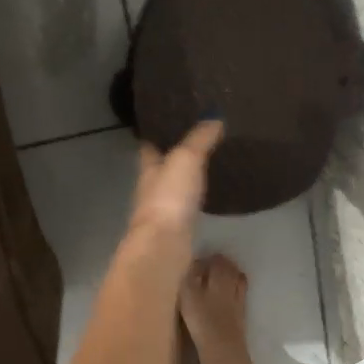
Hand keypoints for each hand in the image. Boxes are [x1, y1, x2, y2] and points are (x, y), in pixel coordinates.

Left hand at [127, 120, 223, 246]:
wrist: (165, 245)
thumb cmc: (169, 197)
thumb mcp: (185, 158)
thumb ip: (199, 139)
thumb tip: (214, 118)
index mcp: (149, 167)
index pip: (150, 144)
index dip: (158, 130)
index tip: (172, 118)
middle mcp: (152, 188)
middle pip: (162, 167)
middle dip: (175, 154)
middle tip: (199, 139)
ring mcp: (164, 210)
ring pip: (175, 188)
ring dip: (186, 178)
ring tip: (209, 163)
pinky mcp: (178, 229)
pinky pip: (188, 207)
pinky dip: (196, 198)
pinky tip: (210, 194)